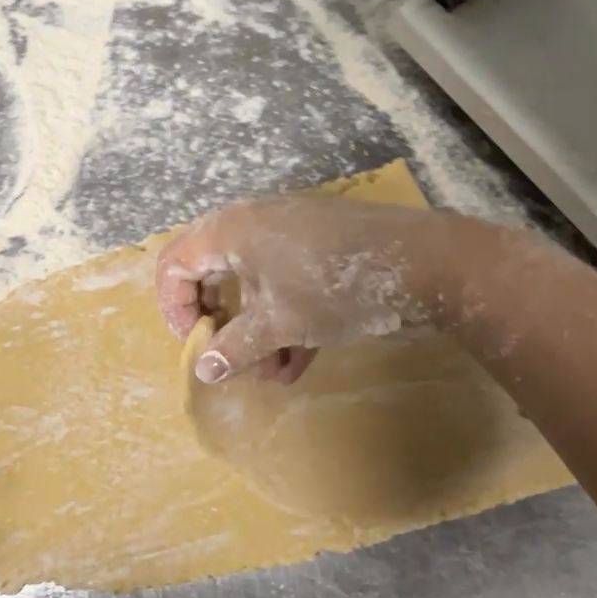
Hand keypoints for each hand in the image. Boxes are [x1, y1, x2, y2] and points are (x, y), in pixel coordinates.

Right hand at [156, 196, 445, 384]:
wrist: (421, 263)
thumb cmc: (334, 288)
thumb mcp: (278, 325)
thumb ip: (234, 348)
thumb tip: (204, 371)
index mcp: (230, 231)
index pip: (175, 265)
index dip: (175, 309)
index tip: (197, 344)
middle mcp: (252, 223)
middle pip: (211, 273)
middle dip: (221, 323)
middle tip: (228, 355)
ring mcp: (288, 231)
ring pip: (253, 284)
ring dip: (255, 331)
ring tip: (272, 374)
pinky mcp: (318, 244)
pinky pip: (283, 281)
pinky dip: (283, 319)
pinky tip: (298, 362)